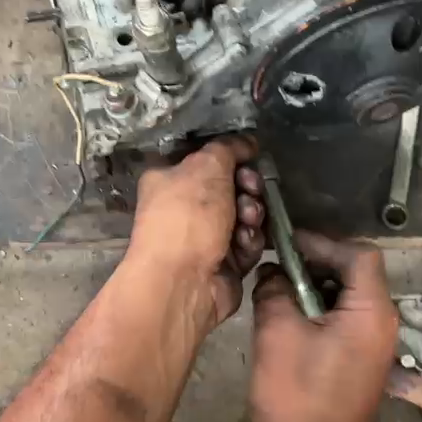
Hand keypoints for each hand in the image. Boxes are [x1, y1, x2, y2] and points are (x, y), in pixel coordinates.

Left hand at [126, 135, 265, 333]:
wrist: (183, 281)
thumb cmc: (187, 216)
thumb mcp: (206, 166)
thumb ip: (229, 147)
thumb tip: (247, 141)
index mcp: (169, 178)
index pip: (205, 158)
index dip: (231, 156)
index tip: (248, 156)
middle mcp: (185, 206)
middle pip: (231, 185)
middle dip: (247, 186)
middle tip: (250, 189)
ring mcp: (205, 235)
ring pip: (245, 214)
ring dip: (252, 214)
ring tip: (246, 221)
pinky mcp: (225, 261)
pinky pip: (248, 242)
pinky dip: (250, 241)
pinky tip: (243, 244)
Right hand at [249, 233, 398, 421]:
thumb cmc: (297, 399)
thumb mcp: (277, 334)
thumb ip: (274, 291)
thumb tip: (272, 273)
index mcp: (372, 312)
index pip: (358, 254)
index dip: (321, 242)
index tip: (283, 246)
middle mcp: (381, 325)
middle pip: (354, 273)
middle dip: (312, 263)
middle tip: (272, 266)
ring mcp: (372, 347)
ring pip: (344, 298)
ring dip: (310, 289)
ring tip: (271, 291)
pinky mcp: (357, 364)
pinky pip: (340, 321)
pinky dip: (314, 311)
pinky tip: (282, 319)